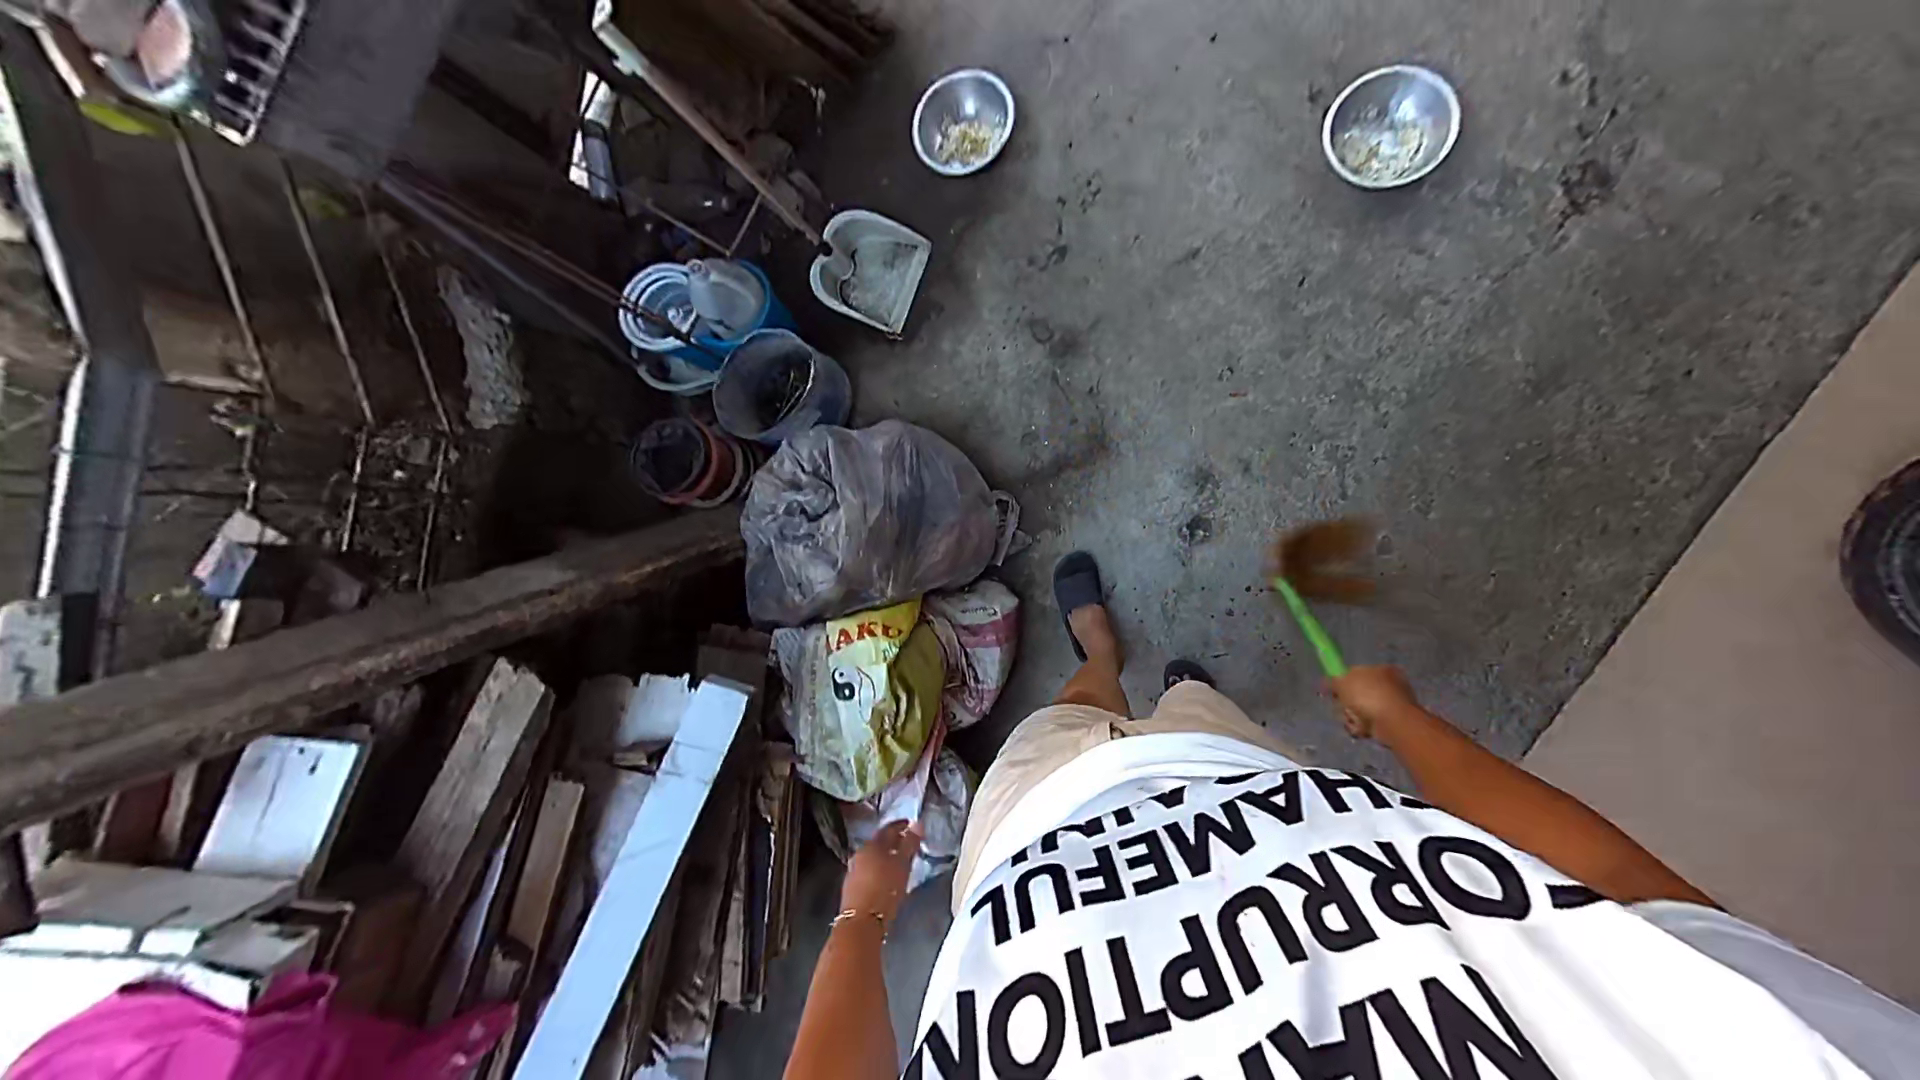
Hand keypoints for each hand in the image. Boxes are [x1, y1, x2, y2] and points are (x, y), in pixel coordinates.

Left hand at [841, 820, 921, 925]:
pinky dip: (878, 870)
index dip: (900, 825)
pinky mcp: (851, 888)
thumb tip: (918, 823)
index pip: (888, 829)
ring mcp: (853, 871)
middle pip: (879, 843)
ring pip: (872, 858)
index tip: (911, 824)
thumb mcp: (902, 865)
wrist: (862, 923)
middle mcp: (860, 854)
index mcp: (872, 845)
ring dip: (885, 857)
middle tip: (907, 843)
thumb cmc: (885, 889)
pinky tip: (886, 878)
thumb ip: (910, 844)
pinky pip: (868, 871)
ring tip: (898, 862)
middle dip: (893, 842)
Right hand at [1326, 665, 1420, 739]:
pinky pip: (1371, 722)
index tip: (1333, 691)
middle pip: (1357, 692)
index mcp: (1382, 669)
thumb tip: (1329, 681)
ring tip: (1353, 719)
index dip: (1342, 681)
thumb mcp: (1341, 681)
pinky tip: (1361, 727)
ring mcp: (1393, 704)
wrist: (1394, 723)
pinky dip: (1362, 726)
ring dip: (1352, 715)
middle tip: (1343, 706)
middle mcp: (1390, 685)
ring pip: (1362, 709)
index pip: (1356, 672)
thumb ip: (1332, 680)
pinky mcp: (1394, 722)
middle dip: (1346, 702)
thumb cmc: (1368, 696)